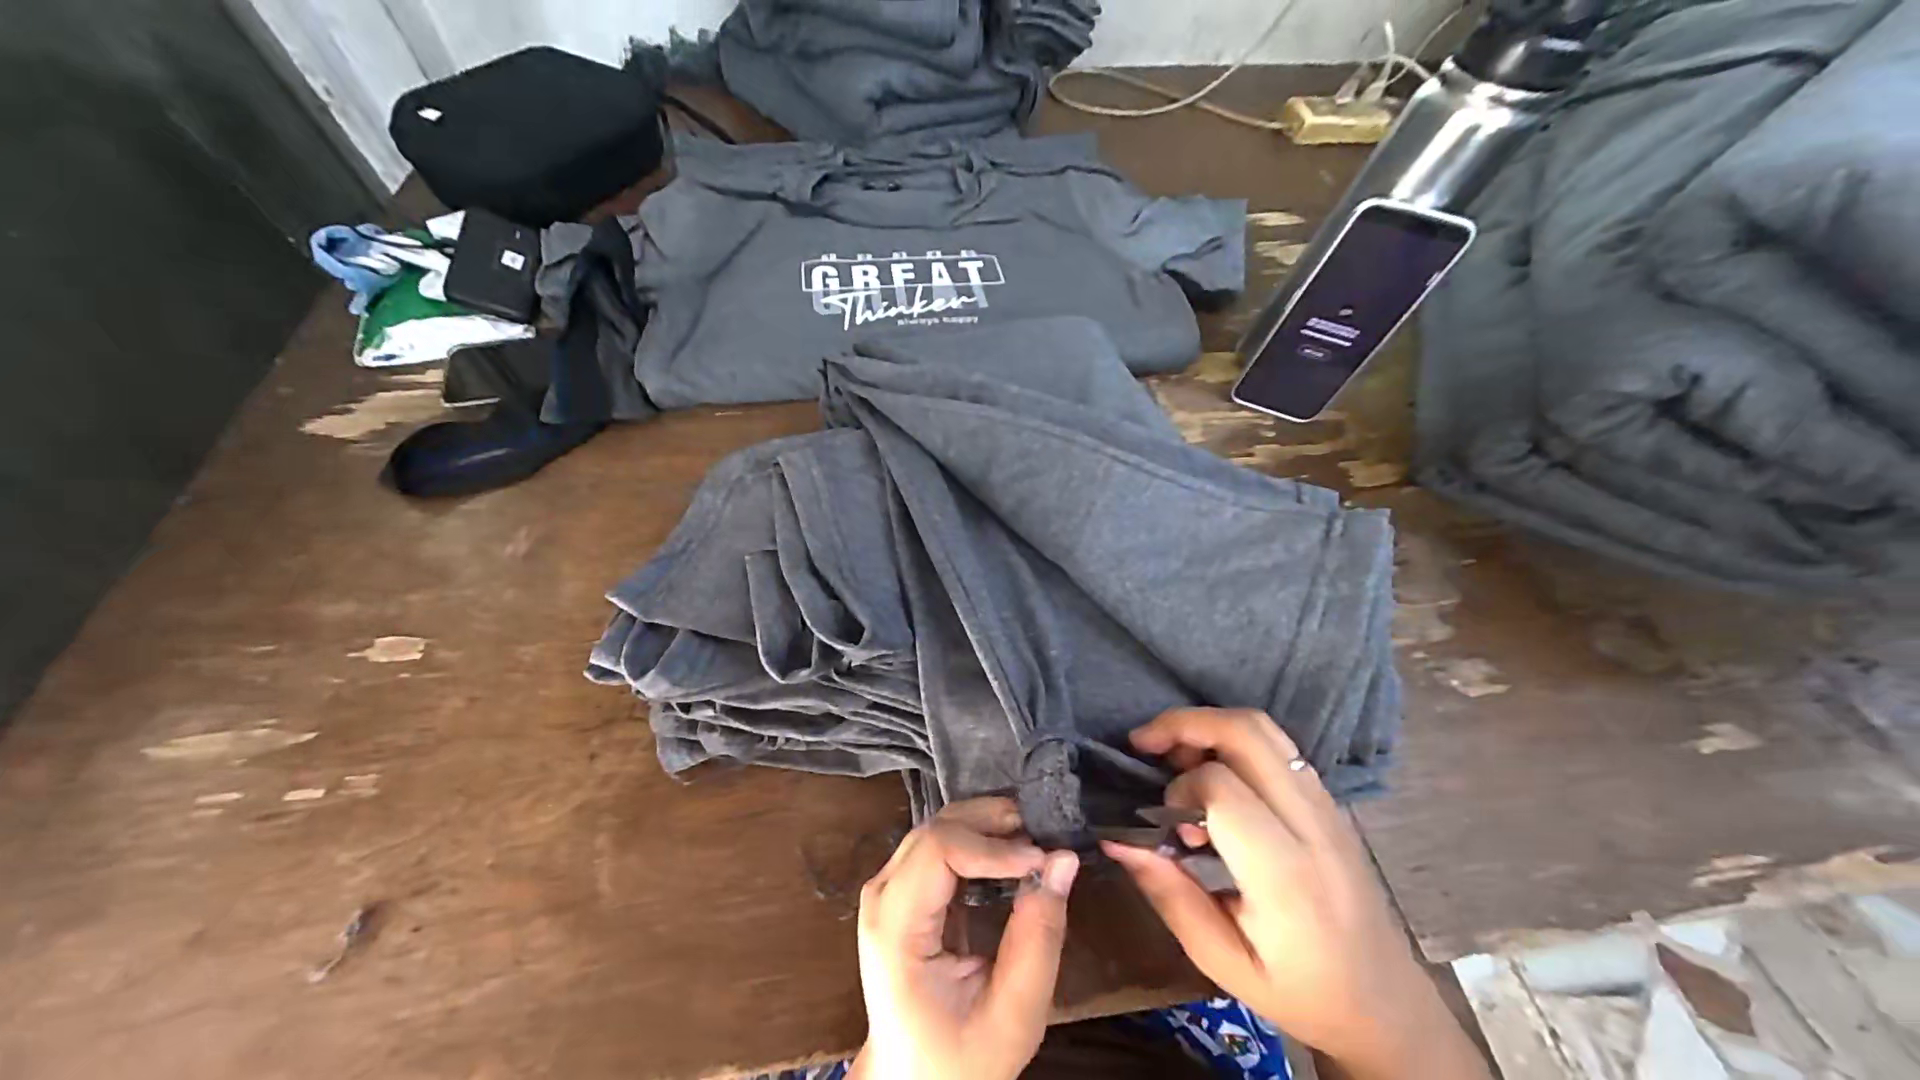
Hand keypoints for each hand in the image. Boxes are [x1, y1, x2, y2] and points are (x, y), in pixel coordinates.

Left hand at [850, 797, 1079, 1079]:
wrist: (913, 1079)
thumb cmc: (960, 1059)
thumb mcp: (1013, 1016)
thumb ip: (1038, 939)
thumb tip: (1063, 860)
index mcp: (894, 928)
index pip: (938, 849)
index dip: (992, 846)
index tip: (1039, 859)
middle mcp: (881, 895)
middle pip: (936, 830)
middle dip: (992, 825)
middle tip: (1043, 838)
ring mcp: (888, 888)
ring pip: (938, 828)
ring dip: (986, 826)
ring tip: (1032, 841)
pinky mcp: (902, 888)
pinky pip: (939, 844)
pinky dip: (978, 839)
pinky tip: (1009, 852)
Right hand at [1102, 708, 1488, 1079]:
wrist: (1385, 1002)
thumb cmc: (1298, 990)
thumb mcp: (1221, 961)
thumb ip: (1169, 893)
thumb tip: (1116, 840)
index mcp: (1286, 875)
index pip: (1222, 787)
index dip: (1179, 789)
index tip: (1166, 823)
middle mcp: (1312, 824)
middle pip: (1247, 732)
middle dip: (1185, 723)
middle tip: (1145, 743)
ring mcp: (1327, 805)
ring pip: (1264, 728)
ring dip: (1209, 726)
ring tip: (1175, 755)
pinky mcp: (1329, 800)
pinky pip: (1277, 745)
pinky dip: (1233, 740)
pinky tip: (1212, 771)